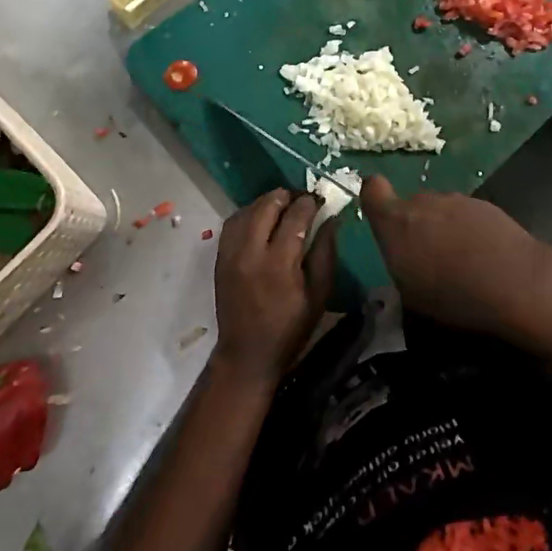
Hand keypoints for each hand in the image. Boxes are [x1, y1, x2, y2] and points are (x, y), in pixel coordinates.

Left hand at [212, 189, 337, 384]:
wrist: (247, 353)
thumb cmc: (290, 328)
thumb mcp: (319, 295)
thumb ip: (325, 254)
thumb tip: (331, 220)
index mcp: (279, 263)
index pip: (295, 217)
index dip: (309, 203)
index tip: (319, 200)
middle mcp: (251, 252)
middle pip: (267, 206)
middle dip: (286, 197)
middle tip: (301, 199)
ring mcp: (231, 253)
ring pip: (246, 211)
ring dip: (265, 203)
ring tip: (281, 205)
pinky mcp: (219, 258)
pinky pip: (231, 224)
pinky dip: (247, 214)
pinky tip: (260, 219)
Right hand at [360, 176, 551, 343]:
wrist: (516, 283)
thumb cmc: (452, 295)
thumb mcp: (410, 292)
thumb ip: (399, 262)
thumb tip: (403, 254)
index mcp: (395, 222)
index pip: (372, 189)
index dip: (375, 198)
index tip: (383, 218)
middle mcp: (423, 202)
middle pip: (411, 204)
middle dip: (415, 224)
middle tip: (428, 257)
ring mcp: (457, 201)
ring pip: (440, 210)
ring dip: (444, 228)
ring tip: (460, 261)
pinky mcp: (486, 206)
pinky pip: (467, 216)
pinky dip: (470, 231)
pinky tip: (484, 257)